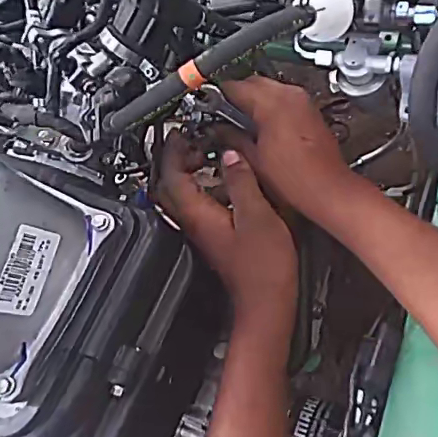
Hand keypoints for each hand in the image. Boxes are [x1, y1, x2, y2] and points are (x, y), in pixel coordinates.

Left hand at [155, 131, 297, 328]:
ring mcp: (205, 234)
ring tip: (209, 155)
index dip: (174, 149)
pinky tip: (228, 184)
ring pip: (185, 197)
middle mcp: (195, 225)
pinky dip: (208, 188)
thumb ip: (242, 182)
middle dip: (178, 158)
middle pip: (171, 185)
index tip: (182, 131)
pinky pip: (202, 207)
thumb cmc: (264, 271)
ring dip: (192, 172)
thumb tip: (231, 156)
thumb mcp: (258, 215)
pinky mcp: (217, 239)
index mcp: (198, 215)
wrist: (267, 305)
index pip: (172, 174)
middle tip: (193, 140)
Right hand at [217, 77, 360, 217]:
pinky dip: (271, 106)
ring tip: (242, 121)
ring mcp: (303, 102)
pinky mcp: (310, 111)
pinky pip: (285, 98)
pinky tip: (263, 126)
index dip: (218, 95)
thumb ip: (233, 138)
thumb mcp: (254, 159)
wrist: (328, 188)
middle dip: (236, 95)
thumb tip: (221, 130)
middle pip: (253, 82)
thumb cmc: (297, 179)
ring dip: (254, 100)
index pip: (235, 86)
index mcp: (273, 104)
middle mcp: (290, 96)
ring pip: (270, 88)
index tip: (209, 104)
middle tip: (222, 113)